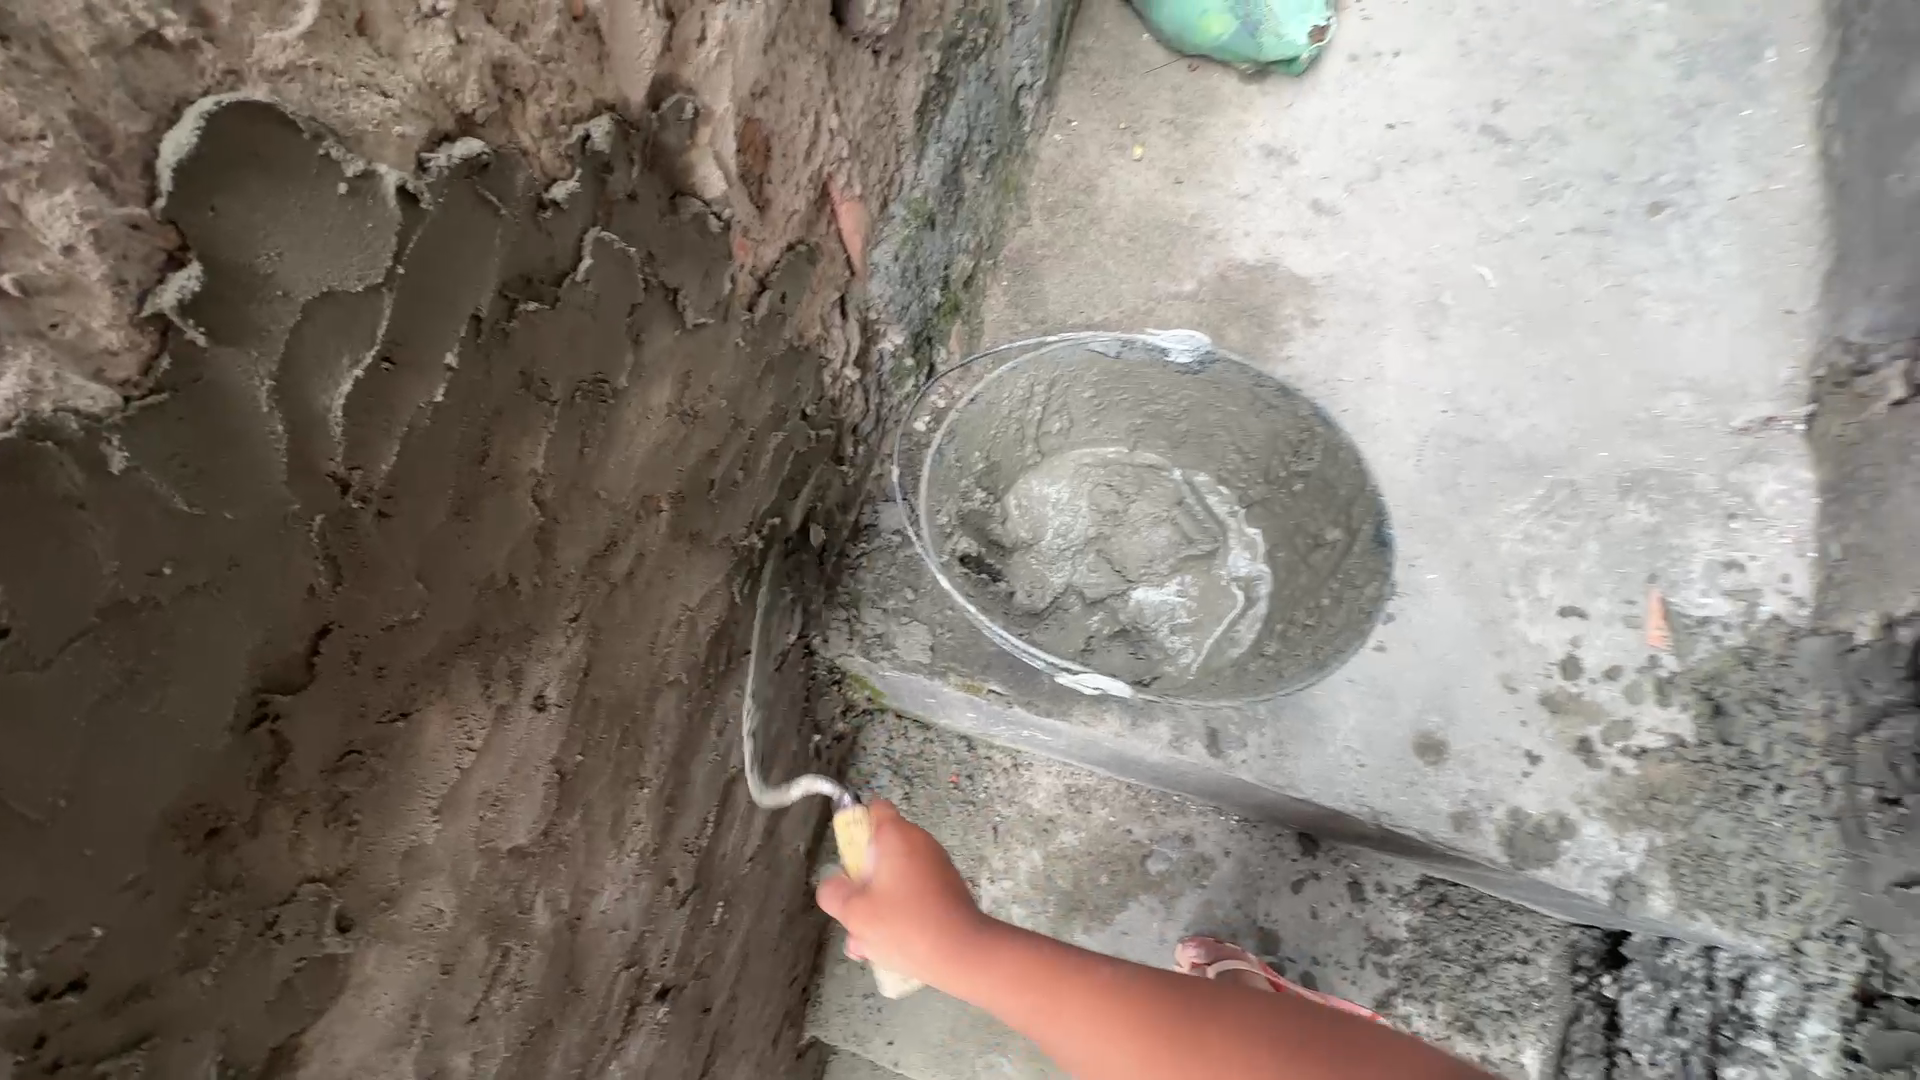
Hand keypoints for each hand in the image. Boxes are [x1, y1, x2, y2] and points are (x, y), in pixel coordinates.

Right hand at [816, 799, 994, 988]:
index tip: (847, 859)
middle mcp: (919, 841)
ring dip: (876, 904)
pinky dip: (898, 911)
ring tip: (867, 943)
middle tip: (854, 911)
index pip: (874, 808)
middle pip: (880, 849)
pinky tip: (890, 946)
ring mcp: (935, 864)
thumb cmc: (905, 925)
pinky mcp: (945, 887)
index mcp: (897, 835)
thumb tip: (833, 883)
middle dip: (862, 881)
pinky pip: (912, 891)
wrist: (962, 953)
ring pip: (893, 877)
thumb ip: (833, 892)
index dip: (855, 826)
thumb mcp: (855, 912)